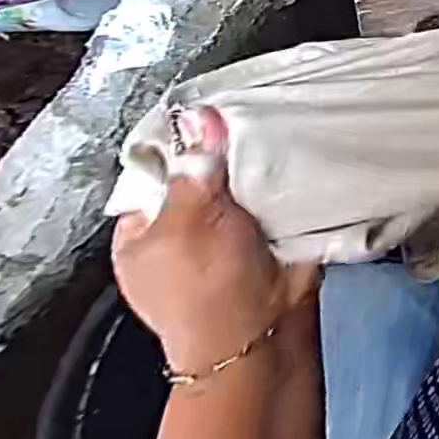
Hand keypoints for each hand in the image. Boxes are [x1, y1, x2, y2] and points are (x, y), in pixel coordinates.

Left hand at [112, 106, 319, 374]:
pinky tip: (293, 151)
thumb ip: (193, 168)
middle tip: (249, 113)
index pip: (157, 167)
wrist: (264, 329)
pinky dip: (283, 173)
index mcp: (144, 229)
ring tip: (276, 125)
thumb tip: (198, 116)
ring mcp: (228, 226)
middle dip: (226, 145)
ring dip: (259, 158)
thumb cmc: (206, 285)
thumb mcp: (187, 222)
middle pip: (205, 167)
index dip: (180, 136)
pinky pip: (273, 188)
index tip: (209, 108)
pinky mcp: (268, 225)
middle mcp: (185, 224)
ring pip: (242, 175)